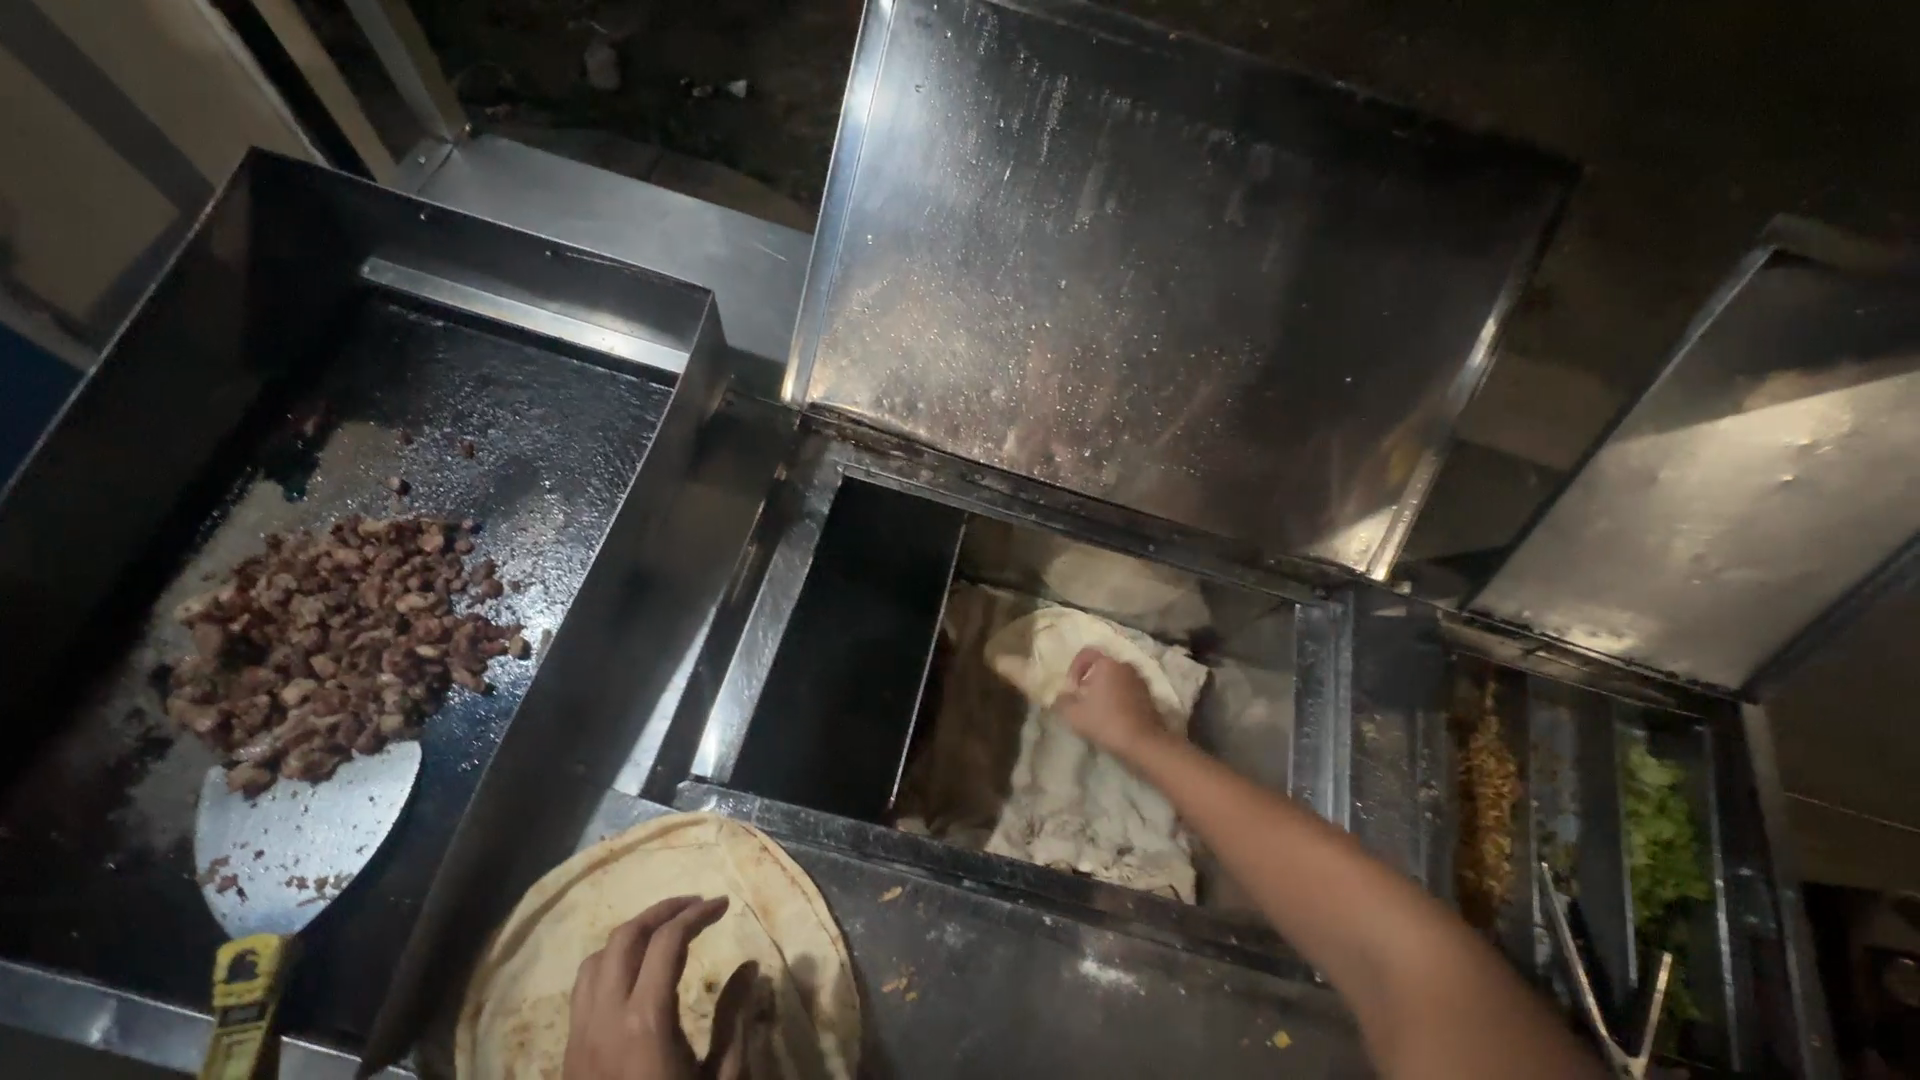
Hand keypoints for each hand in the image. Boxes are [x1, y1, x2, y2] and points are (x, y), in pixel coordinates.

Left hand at [564, 895, 765, 1079]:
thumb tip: (750, 967)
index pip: (668, 941)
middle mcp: (605, 1017)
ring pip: (596, 957)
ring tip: (665, 932)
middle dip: (663, 911)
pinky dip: (609, 962)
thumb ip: (735, 1018)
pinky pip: (583, 987)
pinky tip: (633, 974)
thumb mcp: (720, 1078)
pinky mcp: (569, 1051)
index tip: (724, 905)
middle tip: (697, 906)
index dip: (697, 915)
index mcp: (646, 1021)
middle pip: (626, 937)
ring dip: (633, 934)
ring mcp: (580, 1034)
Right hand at [1053, 647, 1168, 759]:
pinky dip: (1118, 697)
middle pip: (1102, 667)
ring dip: (1105, 689)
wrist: (1144, 741)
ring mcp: (1140, 679)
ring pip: (1116, 678)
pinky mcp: (1149, 695)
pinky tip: (1114, 715)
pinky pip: (1128, 689)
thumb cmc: (1106, 722)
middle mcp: (1125, 665)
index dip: (1073, 669)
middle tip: (1083, 700)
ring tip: (1098, 709)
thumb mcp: (1073, 714)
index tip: (1072, 689)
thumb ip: (1063, 700)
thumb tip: (1063, 695)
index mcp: (1107, 664)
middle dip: (1090, 680)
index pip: (1086, 653)